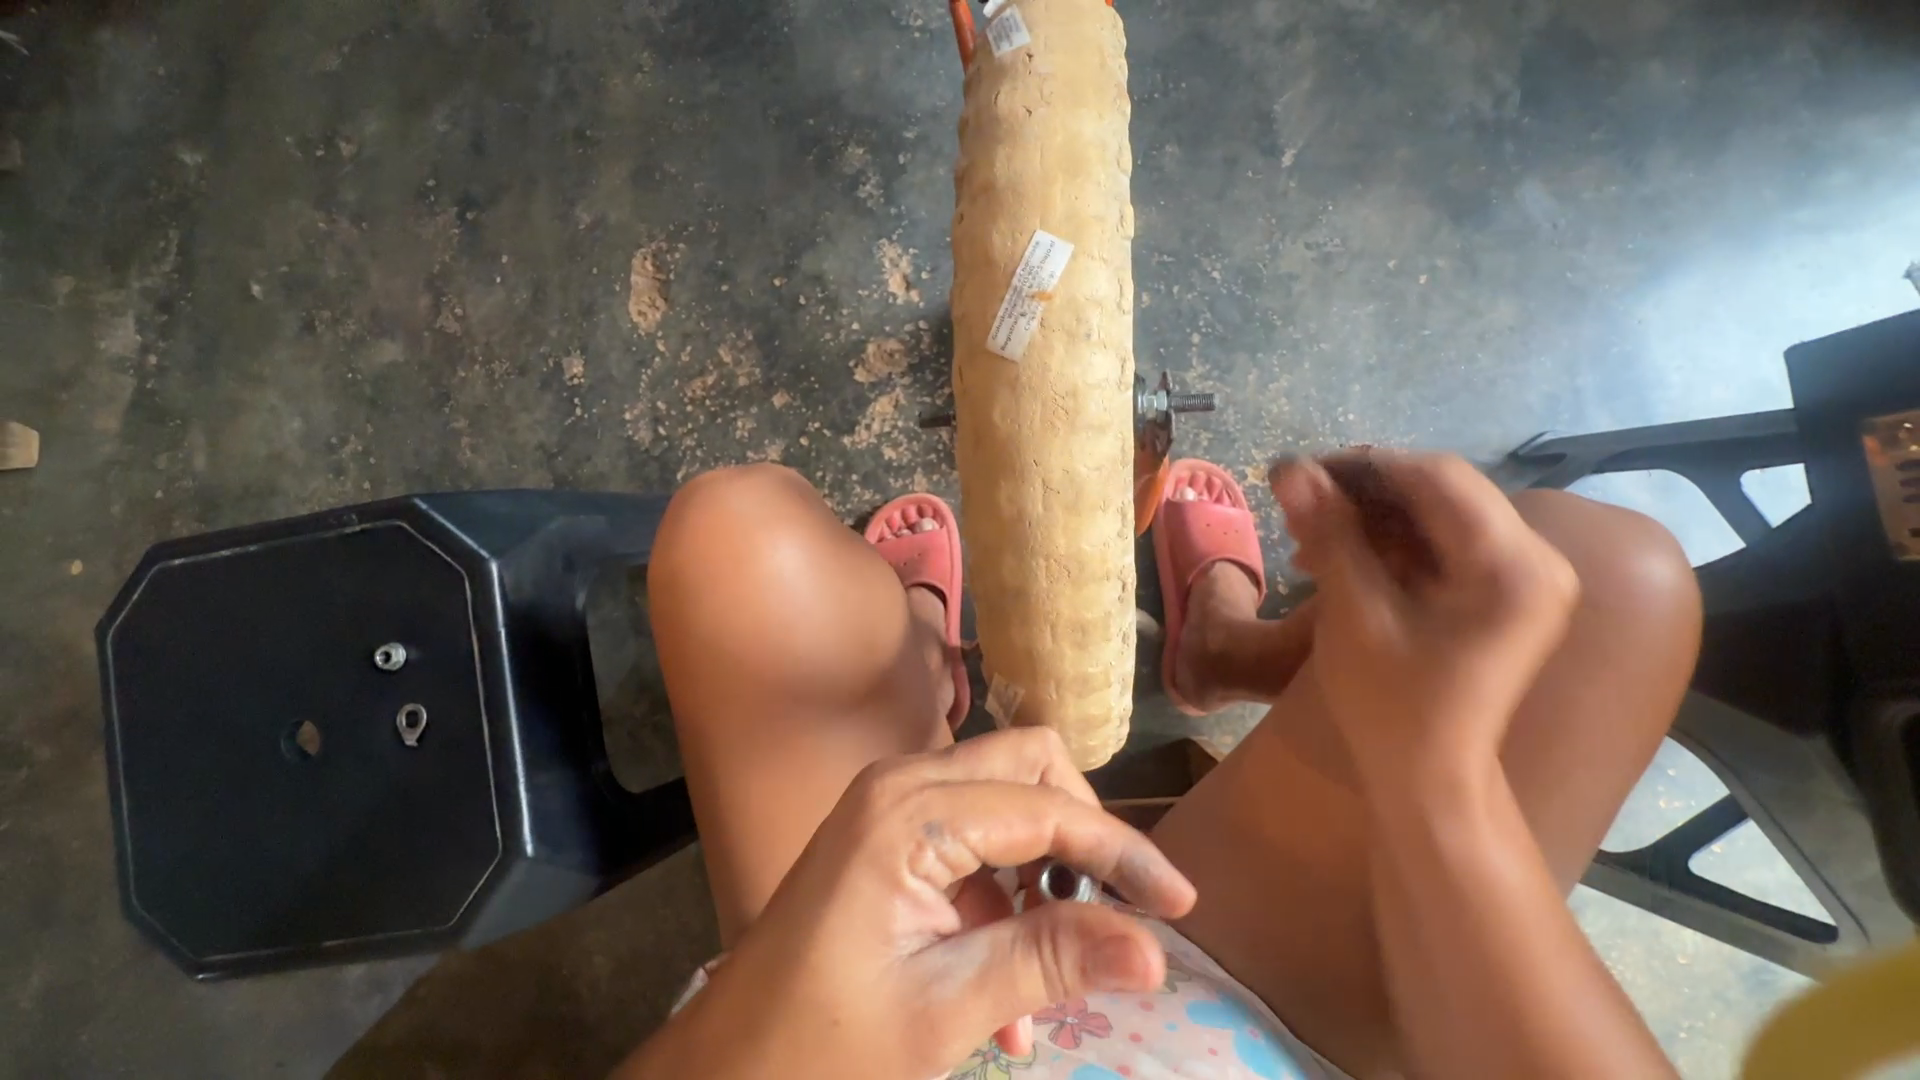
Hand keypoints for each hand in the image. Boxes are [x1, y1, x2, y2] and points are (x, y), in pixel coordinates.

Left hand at [624, 728, 1197, 1079]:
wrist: (721, 1069)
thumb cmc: (820, 1044)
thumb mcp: (943, 1008)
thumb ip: (1049, 962)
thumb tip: (1154, 949)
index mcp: (912, 812)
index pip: (1045, 807)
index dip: (1120, 851)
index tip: (1178, 905)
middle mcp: (903, 783)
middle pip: (1027, 767)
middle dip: (1084, 831)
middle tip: (1121, 906)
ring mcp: (890, 804)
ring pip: (1003, 798)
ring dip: (1046, 867)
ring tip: (1066, 959)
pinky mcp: (886, 835)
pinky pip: (970, 839)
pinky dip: (1006, 893)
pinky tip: (1014, 983)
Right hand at [1270, 452, 1578, 793]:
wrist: (1429, 779)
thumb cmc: (1391, 706)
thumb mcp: (1354, 614)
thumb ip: (1329, 533)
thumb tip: (1289, 467)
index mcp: (1513, 567)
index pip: (1438, 477)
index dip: (1363, 465)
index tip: (1297, 473)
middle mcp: (1537, 560)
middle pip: (1441, 491)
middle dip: (1363, 492)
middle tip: (1297, 506)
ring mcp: (1524, 578)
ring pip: (1437, 514)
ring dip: (1370, 517)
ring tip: (1308, 538)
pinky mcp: (1503, 593)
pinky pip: (1442, 544)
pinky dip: (1389, 543)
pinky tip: (1339, 557)